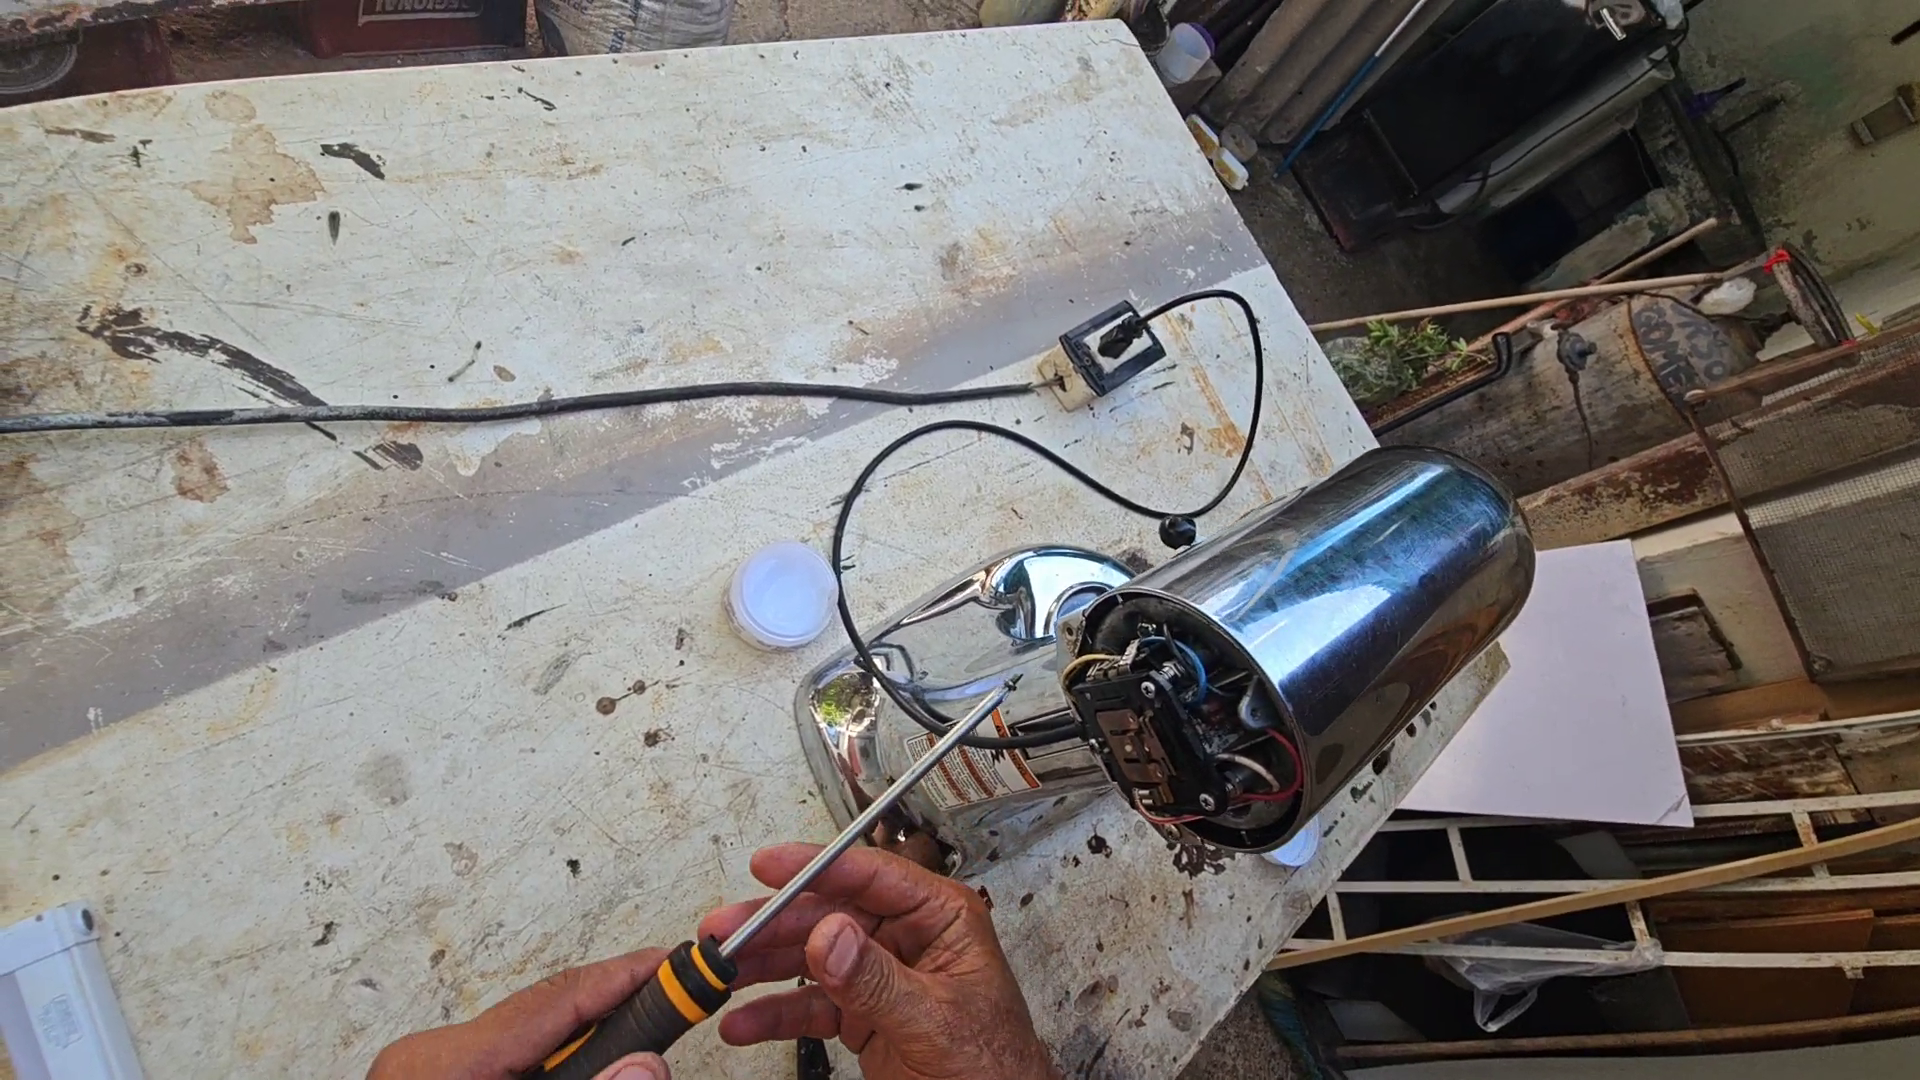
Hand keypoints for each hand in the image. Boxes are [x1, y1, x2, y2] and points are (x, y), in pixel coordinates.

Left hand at [367, 948, 672, 1079]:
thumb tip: (647, 1068)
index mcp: (442, 1067)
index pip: (560, 998)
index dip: (629, 977)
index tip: (682, 964)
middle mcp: (431, 1058)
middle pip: (552, 1013)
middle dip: (617, 1014)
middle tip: (676, 1006)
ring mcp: (431, 1070)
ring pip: (538, 1036)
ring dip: (589, 1049)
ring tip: (635, 1047)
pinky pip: (518, 1059)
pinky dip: (561, 1067)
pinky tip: (587, 1073)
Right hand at [699, 844, 1059, 1079]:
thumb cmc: (992, 1064)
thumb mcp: (934, 1019)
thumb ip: (877, 979)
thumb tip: (828, 933)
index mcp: (938, 915)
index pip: (872, 875)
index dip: (817, 866)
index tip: (770, 864)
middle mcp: (907, 934)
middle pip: (831, 913)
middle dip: (776, 922)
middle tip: (726, 931)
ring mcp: (882, 971)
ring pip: (814, 955)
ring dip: (766, 964)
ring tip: (720, 972)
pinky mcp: (865, 1011)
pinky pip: (814, 1003)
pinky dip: (777, 1012)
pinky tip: (744, 1021)